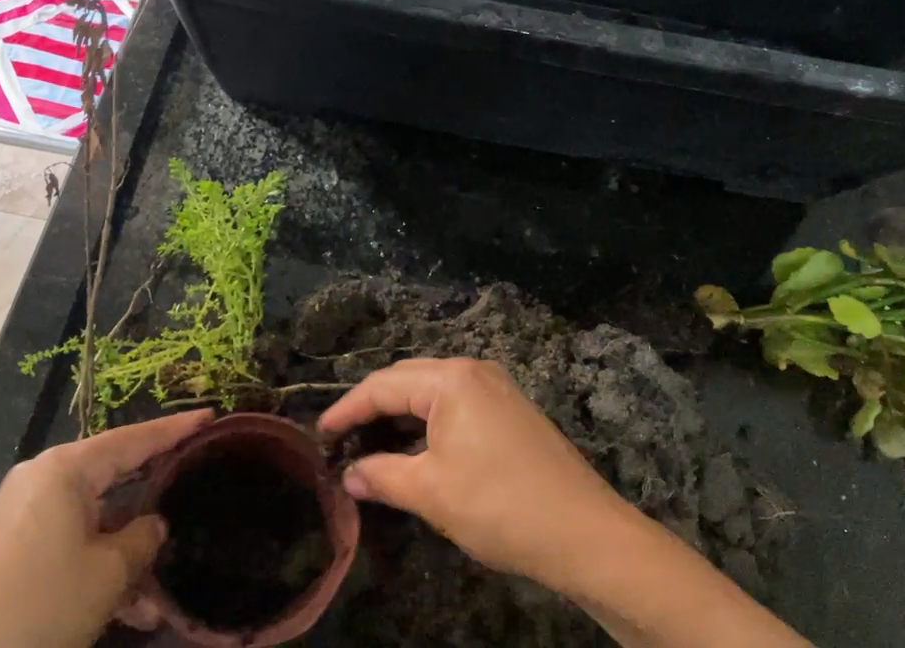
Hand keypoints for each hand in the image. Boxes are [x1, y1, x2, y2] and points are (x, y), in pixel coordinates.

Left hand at [0, 410, 212, 647]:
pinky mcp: (10, 554)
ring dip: (127, 561)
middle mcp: (41, 482)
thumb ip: (141, 540)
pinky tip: (128, 614)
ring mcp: (22, 518)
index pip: (132, 439)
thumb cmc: (40, 605)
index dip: (175, 429)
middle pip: (113, 483)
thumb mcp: (107, 574)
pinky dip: (97, 573)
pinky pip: (69, 549)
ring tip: (158, 606)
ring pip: (94, 525)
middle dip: (152, 513)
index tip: (211, 416)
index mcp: (64, 470)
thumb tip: (153, 526)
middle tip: (194, 510)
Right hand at [321, 361, 811, 647]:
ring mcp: (497, 388)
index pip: (382, 385)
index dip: (346, 410)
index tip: (319, 435)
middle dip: (371, 407)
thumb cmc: (500, 506)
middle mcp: (474, 370)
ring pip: (431, 392)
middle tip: (341, 439)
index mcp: (451, 379)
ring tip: (371, 445)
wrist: (584, 533)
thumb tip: (349, 474)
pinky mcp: (512, 411)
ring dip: (399, 415)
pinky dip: (427, 422)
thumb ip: (382, 475)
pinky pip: (455, 405)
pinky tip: (415, 449)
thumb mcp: (431, 492)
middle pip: (406, 380)